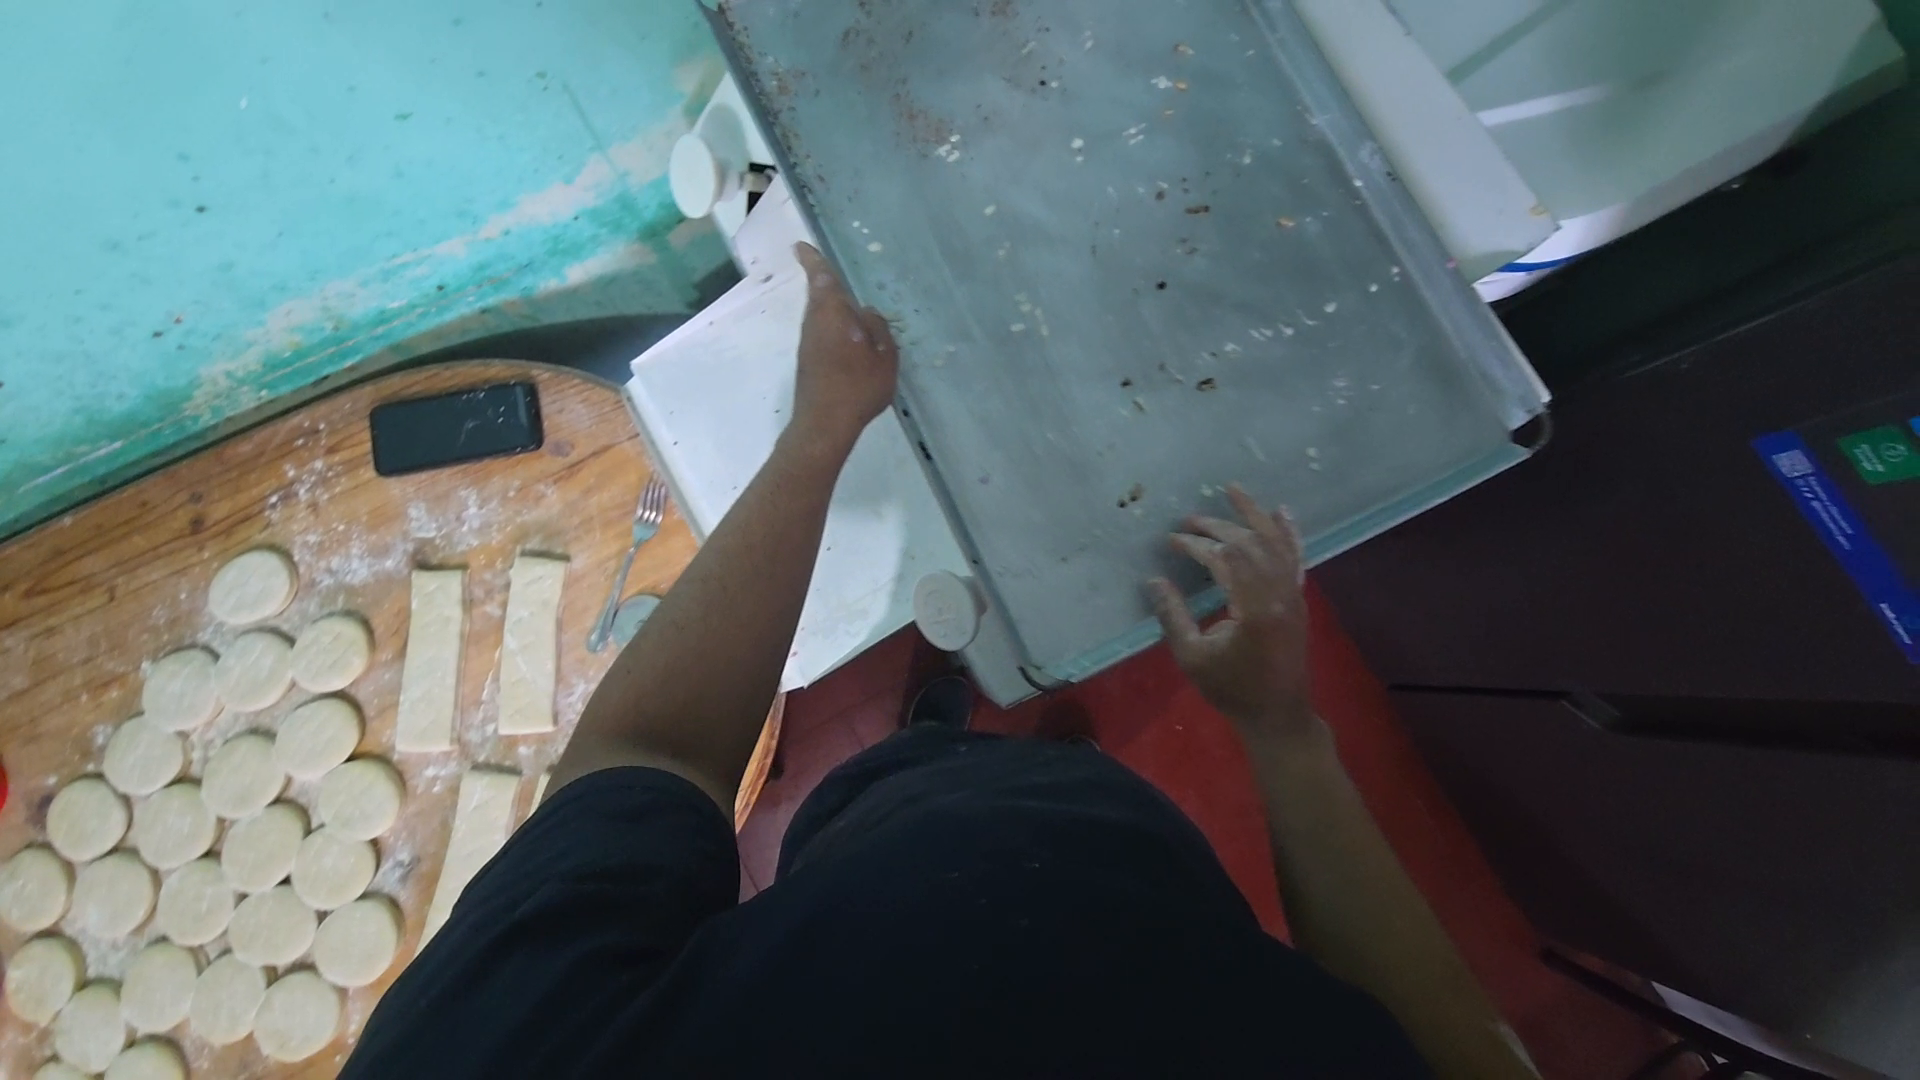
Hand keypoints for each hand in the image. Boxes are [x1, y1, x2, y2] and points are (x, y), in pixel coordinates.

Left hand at [790, 242, 899, 452]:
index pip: (821, 278)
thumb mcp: (885, 357)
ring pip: (822, 319)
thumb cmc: (858, 386)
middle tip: (838, 280)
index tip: (799, 246)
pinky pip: (824, 337)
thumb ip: (879, 329)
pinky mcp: (808, 363)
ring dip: (835, 315)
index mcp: (833, 313)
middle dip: (829, 288)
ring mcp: (809, 345)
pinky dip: (836, 334)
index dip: (812, 260)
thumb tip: (867, 314)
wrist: (825, 424)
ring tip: (855, 320)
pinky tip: (851, 347)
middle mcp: (815, 324)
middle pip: (821, 298)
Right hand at [1148, 485, 1317, 743]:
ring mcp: (1293, 594)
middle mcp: (1279, 594)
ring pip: (1275, 543)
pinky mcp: (1298, 598)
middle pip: (1249, 544)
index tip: (1171, 542)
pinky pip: (1296, 557)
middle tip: (1189, 520)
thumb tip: (1153, 581)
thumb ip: (1173, 616)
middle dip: (1217, 527)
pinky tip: (1281, 512)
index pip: (1224, 559)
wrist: (1277, 714)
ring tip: (1233, 490)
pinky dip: (1288, 532)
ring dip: (1253, 515)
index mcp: (1253, 608)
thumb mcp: (1192, 657)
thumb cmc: (1232, 689)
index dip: (1196, 545)